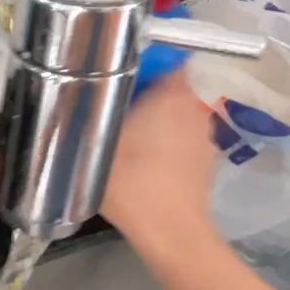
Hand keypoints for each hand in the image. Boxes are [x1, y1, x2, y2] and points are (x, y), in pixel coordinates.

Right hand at [99, 72, 219, 249]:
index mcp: (171, 95)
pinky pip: (180, 138)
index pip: (163, 58)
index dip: (138, 62)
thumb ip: (91, 114)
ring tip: (125, 137)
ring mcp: (204, 135)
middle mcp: (194, 108)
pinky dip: (165, 143)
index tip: (113, 75)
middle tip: (110, 108)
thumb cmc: (132, 182)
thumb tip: (82, 95)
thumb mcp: (97, 144)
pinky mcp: (206, 160)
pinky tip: (144, 163)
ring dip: (154, 120)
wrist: (170, 231)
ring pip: (174, 114)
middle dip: (143, 94)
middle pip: (167, 87)